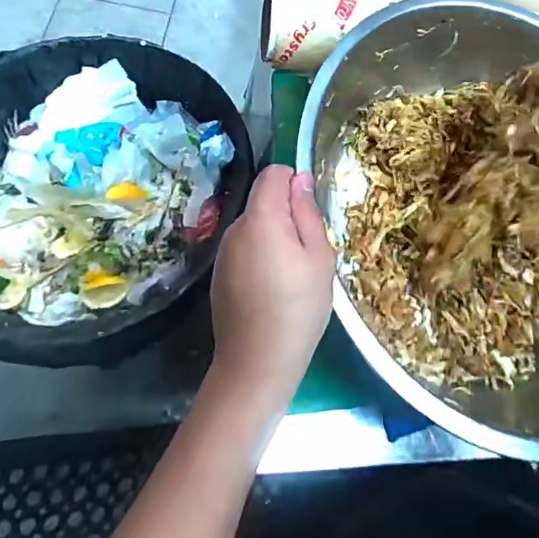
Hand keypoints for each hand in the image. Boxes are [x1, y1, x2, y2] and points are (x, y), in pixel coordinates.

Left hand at [209, 165, 334, 404]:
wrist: (256, 363)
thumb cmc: (298, 308)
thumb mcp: (319, 258)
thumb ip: (308, 213)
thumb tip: (301, 179)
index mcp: (260, 217)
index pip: (273, 174)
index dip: (295, 183)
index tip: (310, 215)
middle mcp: (235, 227)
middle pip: (264, 201)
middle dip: (287, 215)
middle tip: (308, 253)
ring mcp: (223, 251)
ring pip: (255, 226)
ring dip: (274, 237)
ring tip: (292, 275)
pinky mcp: (219, 273)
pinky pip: (245, 249)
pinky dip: (260, 257)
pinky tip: (272, 290)